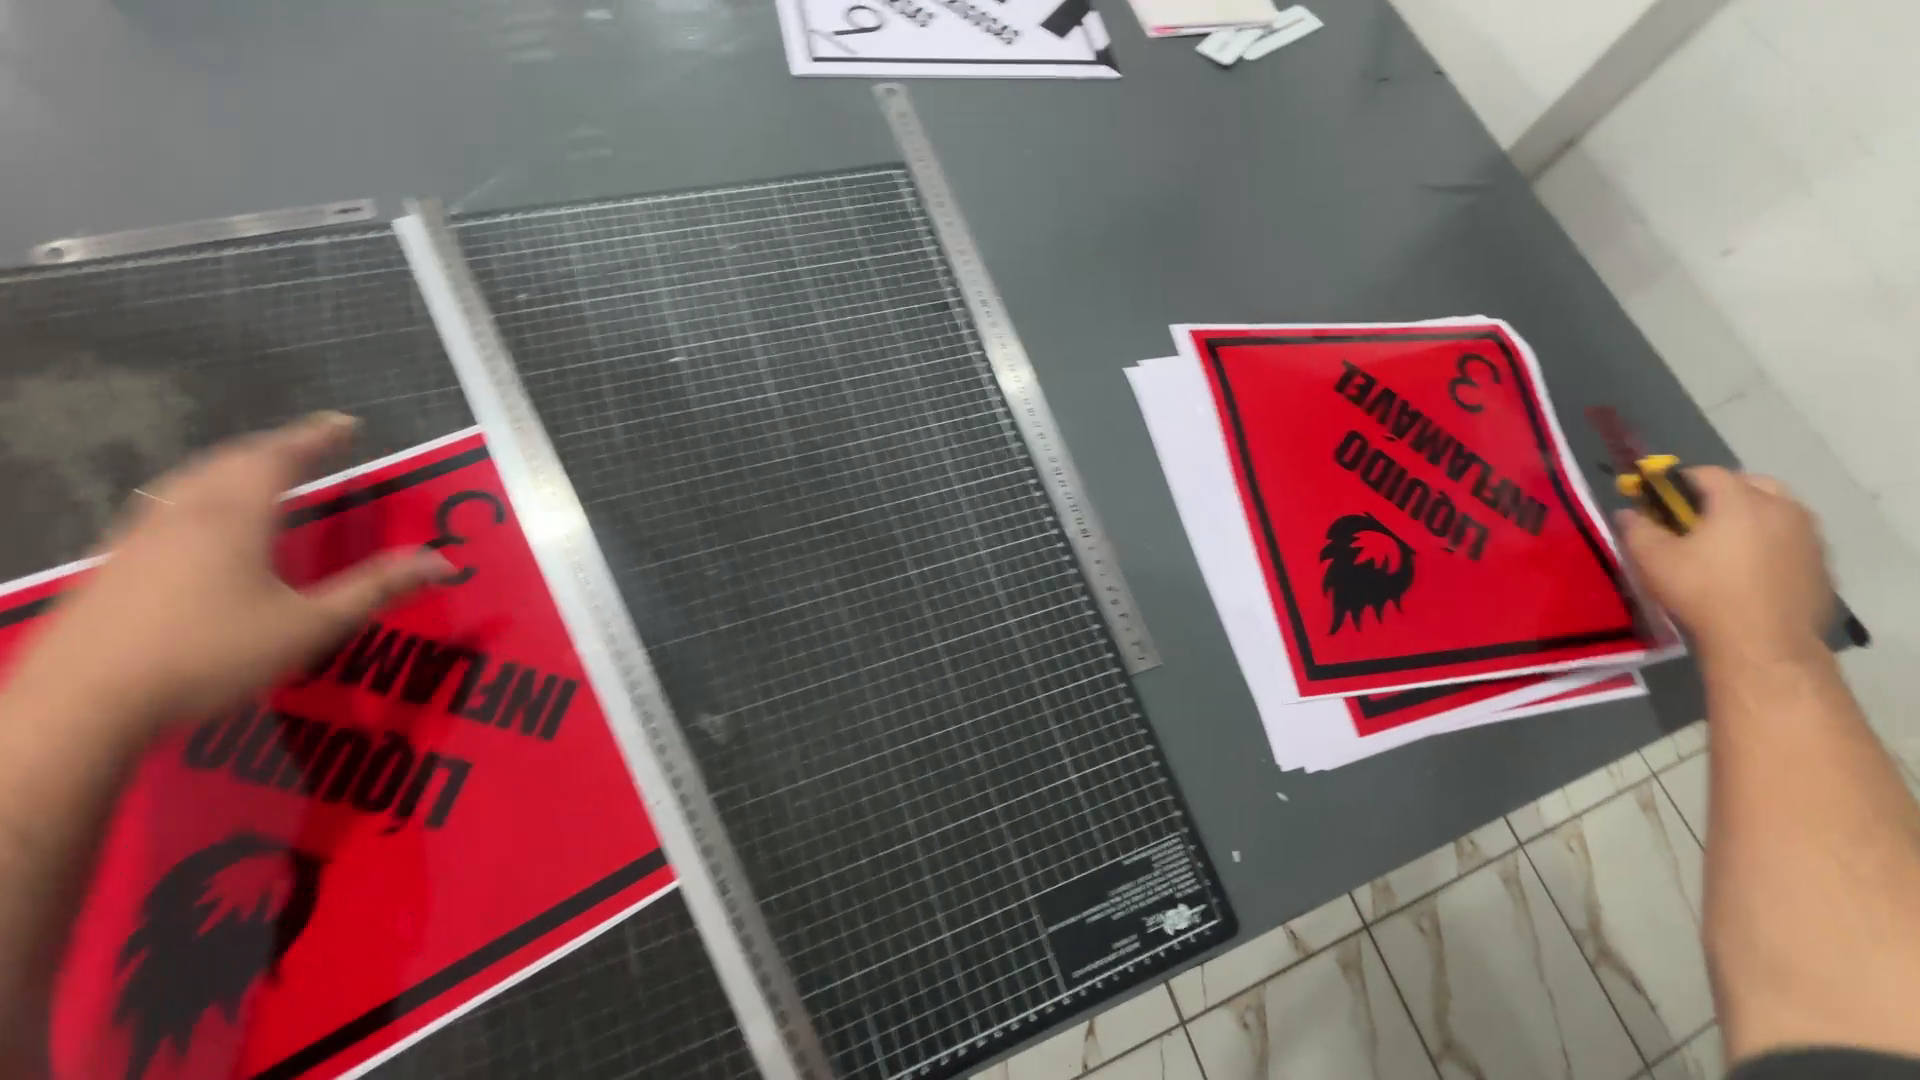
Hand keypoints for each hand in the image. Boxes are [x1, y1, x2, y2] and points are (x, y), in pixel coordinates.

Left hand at [13, 413, 450, 731]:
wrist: (83, 704)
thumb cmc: (209, 656)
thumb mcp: (310, 625)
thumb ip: (375, 589)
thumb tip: (442, 562)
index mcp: (233, 517)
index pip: (280, 458)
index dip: (316, 438)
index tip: (347, 425)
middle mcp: (183, 513)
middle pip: (232, 462)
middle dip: (277, 448)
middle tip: (312, 446)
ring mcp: (139, 537)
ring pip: (192, 481)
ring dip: (235, 467)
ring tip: (263, 473)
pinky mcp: (112, 563)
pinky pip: (167, 506)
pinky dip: (201, 494)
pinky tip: (202, 520)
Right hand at [1616, 466, 1832, 665]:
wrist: (1764, 640)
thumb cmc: (1703, 591)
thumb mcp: (1653, 559)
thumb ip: (1637, 529)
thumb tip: (1627, 512)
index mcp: (1741, 501)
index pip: (1708, 473)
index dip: (1679, 480)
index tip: (1659, 498)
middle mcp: (1783, 509)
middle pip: (1753, 483)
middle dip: (1724, 492)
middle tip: (1697, 516)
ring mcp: (1809, 536)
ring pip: (1779, 509)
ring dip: (1752, 515)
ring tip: (1726, 541)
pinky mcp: (1821, 562)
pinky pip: (1793, 538)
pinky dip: (1772, 540)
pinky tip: (1751, 567)